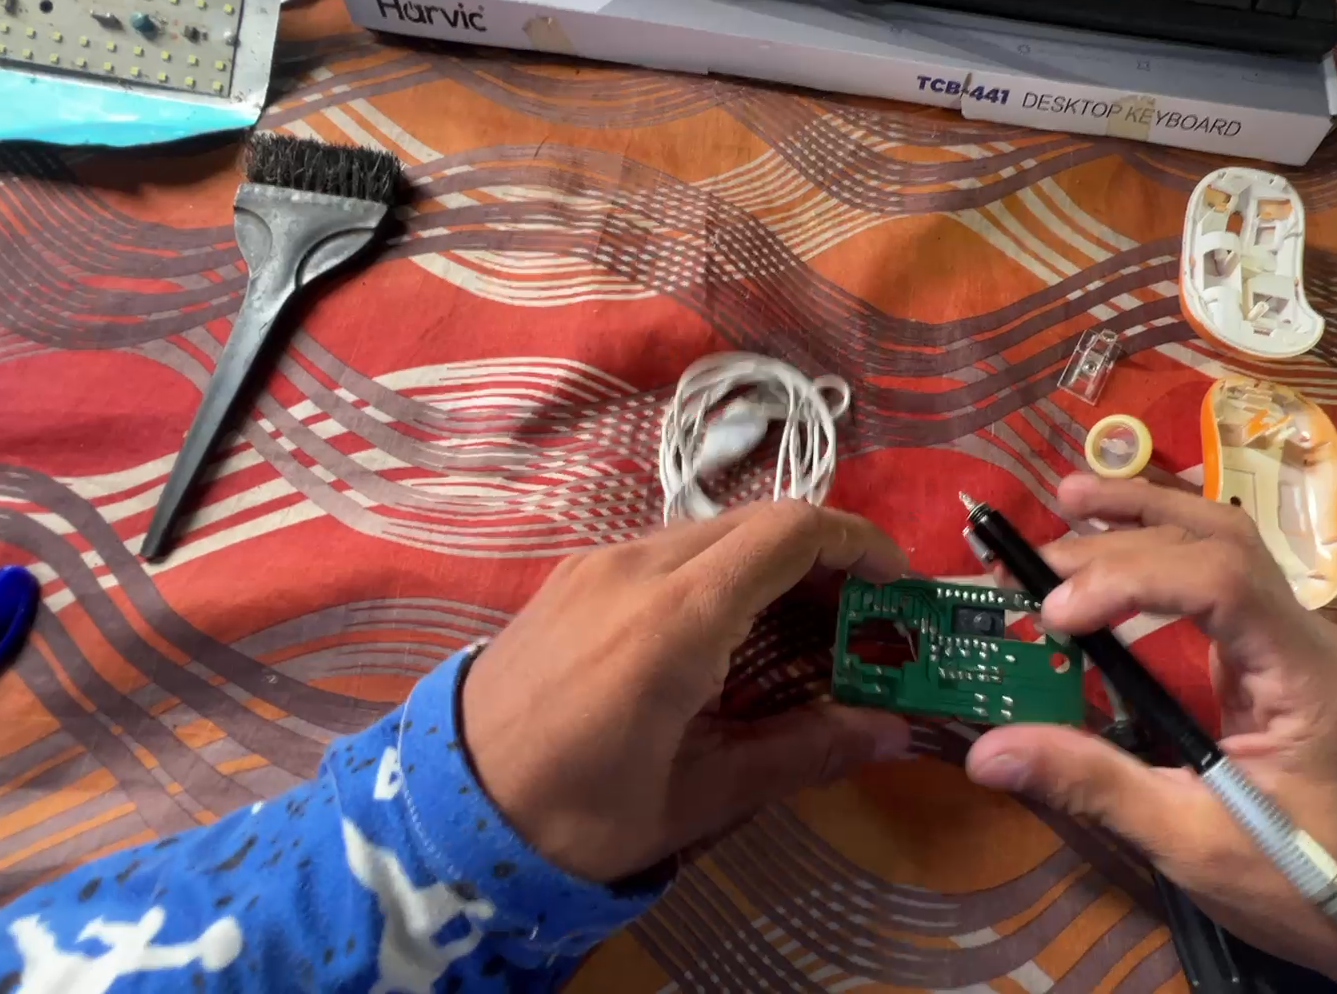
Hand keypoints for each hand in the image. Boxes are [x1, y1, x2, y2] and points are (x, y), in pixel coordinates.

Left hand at [461, 502, 912, 883]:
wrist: (440, 810)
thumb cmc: (574, 814)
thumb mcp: (698, 796)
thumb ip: (801, 752)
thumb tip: (890, 733)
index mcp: (677, 616)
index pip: (791, 531)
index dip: (859, 543)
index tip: (897, 586)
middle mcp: (640, 563)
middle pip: (761, 522)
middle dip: (826, 557)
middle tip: (859, 618)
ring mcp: (603, 559)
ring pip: (718, 531)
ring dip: (774, 563)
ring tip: (801, 626)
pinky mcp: (580, 570)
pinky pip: (675, 548)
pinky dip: (725, 570)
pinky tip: (727, 629)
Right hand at [963, 475, 1336, 993]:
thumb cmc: (1318, 888)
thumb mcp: (1195, 844)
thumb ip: (1094, 786)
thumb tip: (985, 753)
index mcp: (1307, 676)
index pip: (1221, 581)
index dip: (1129, 579)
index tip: (1054, 616)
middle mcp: (1306, 634)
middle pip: (1216, 540)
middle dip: (1120, 534)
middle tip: (1033, 558)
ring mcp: (1293, 634)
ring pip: (1223, 538)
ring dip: (1143, 513)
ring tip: (1069, 500)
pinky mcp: (1271, 646)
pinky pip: (1216, 570)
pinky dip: (1158, 543)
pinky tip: (1115, 541)